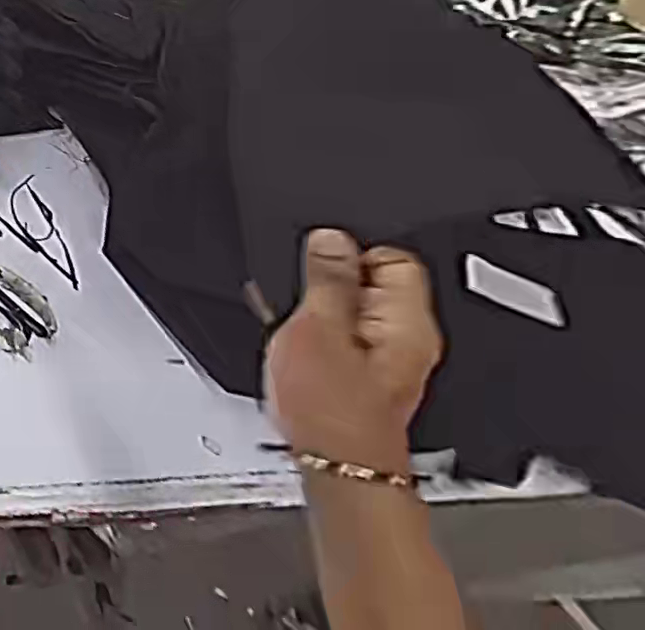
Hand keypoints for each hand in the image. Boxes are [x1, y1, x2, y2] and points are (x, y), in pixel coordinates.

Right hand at [265, 229, 443, 473]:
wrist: (330, 458)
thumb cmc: (329, 404)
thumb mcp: (317, 328)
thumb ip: (326, 280)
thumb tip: (331, 239)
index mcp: (407, 323)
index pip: (392, 258)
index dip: (346, 252)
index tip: (314, 268)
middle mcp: (404, 337)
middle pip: (367, 279)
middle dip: (324, 278)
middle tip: (300, 298)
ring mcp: (381, 354)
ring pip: (346, 304)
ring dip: (313, 302)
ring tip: (293, 321)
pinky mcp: (355, 366)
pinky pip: (333, 327)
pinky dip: (309, 324)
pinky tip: (289, 335)